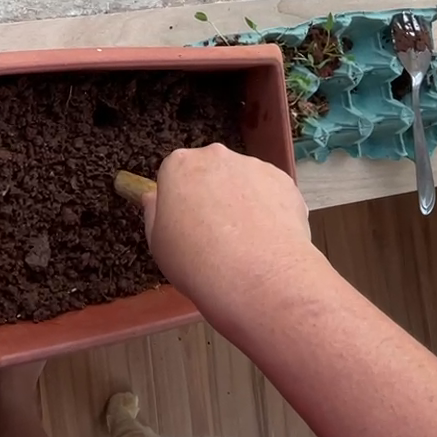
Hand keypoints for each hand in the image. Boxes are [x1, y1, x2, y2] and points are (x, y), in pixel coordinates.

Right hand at [140, 144, 319, 317]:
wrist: (261, 280)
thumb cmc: (199, 264)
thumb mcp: (158, 245)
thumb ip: (153, 213)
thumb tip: (153, 197)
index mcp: (178, 165)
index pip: (175, 175)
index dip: (181, 202)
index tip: (187, 226)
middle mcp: (215, 156)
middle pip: (210, 172)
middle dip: (213, 196)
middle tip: (217, 235)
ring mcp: (252, 165)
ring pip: (243, 181)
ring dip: (242, 202)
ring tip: (247, 244)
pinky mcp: (283, 180)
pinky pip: (271, 192)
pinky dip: (270, 210)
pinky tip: (268, 240)